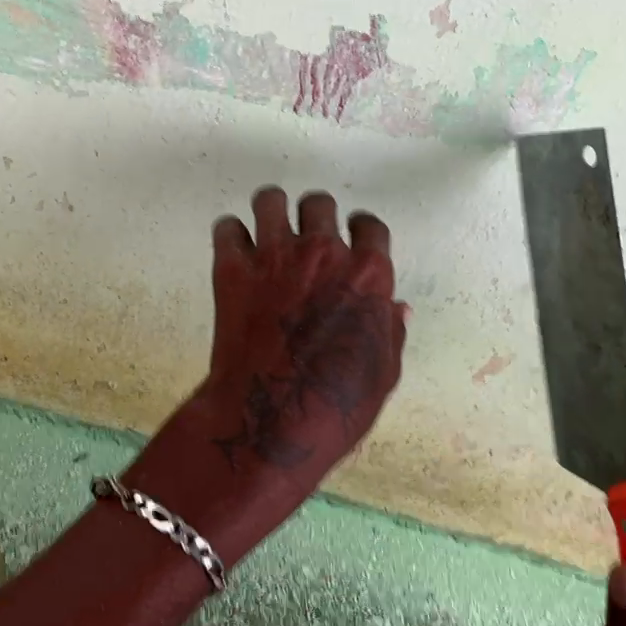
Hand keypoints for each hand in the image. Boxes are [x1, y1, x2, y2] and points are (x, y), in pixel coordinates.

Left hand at [125, 187, 409, 556]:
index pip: (370, 225)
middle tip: (305, 235)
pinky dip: (230, 237)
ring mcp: (275, 256)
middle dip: (314, 217)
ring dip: (270, 211)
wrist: (268, 425)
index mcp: (367, 276)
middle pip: (319, 203)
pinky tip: (234, 251)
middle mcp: (323, 253)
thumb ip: (390, 331)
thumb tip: (397, 307)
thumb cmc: (333, 409)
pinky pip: (227, 228)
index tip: (351, 237)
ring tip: (267, 227)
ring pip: (270, 200)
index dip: (360, 231)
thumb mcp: (382, 375)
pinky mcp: (232, 268)